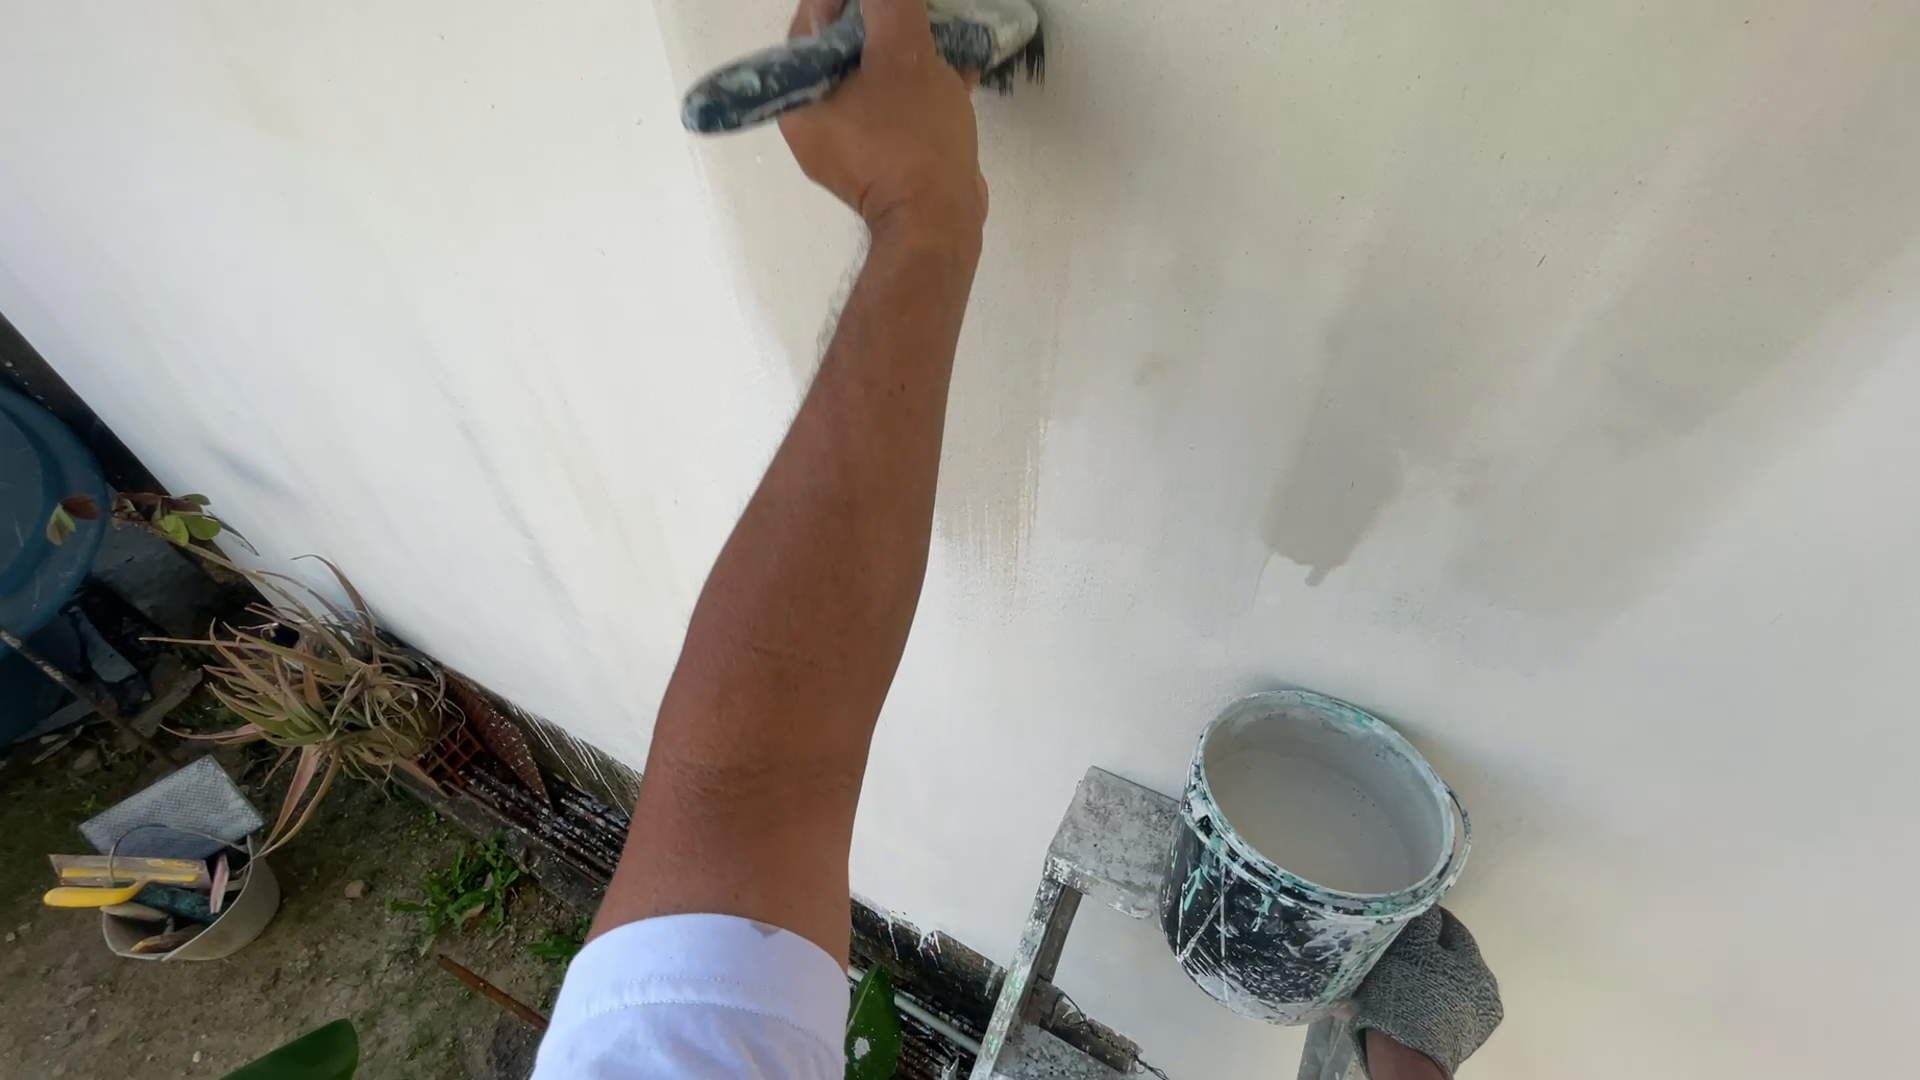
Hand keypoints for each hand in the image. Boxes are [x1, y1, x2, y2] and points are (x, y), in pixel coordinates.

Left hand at [779, 0, 986, 244]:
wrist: (940, 225)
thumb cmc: (912, 139)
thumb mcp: (902, 52)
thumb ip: (888, 0)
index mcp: (802, 99)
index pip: (815, 21)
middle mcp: (818, 125)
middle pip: (848, 49)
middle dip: (888, 19)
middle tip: (919, 6)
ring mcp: (854, 148)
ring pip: (879, 79)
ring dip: (914, 50)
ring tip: (945, 26)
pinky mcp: (887, 164)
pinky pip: (900, 111)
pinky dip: (926, 86)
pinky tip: (961, 62)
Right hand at [1351, 907, 1503, 1077]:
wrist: (1407, 1049)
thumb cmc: (1406, 989)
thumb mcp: (1409, 944)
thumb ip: (1423, 921)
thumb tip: (1428, 903)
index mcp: (1475, 964)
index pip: (1453, 928)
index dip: (1431, 919)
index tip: (1409, 916)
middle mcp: (1488, 990)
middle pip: (1457, 956)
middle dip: (1435, 947)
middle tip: (1404, 944)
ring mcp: (1481, 1017)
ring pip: (1455, 981)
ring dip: (1437, 972)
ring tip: (1409, 971)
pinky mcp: (1469, 1036)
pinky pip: (1452, 1002)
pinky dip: (1438, 994)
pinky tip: (1417, 995)